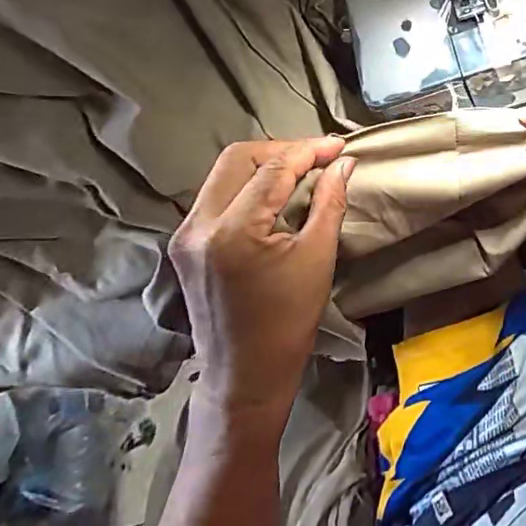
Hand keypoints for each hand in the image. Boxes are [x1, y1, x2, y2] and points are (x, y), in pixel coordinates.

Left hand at [170, 138, 355, 426]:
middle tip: (316, 158)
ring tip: (298, 172)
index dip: (308, 151)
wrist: (245, 377)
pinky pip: (214, 197)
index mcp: (232, 232)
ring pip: (222, 174)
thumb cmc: (287, 325)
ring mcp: (184, 234)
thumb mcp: (317, 259)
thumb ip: (329, 203)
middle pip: (237, 158)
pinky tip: (271, 195)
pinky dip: (244, 187)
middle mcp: (198, 225)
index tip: (337, 147)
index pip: (272, 169)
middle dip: (280, 151)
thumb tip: (342, 165)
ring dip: (261, 166)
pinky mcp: (183, 244)